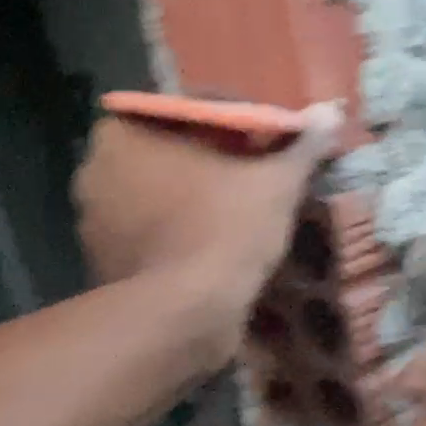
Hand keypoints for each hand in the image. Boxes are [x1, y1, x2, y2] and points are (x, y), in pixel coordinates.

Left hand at [72, 100, 343, 332]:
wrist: (187, 317)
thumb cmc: (224, 233)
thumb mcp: (274, 183)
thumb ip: (300, 146)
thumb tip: (330, 112)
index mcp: (123, 132)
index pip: (188, 108)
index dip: (237, 119)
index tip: (268, 140)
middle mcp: (95, 171)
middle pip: (169, 153)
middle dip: (211, 161)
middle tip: (255, 176)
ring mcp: (95, 223)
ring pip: (158, 198)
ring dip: (194, 201)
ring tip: (238, 215)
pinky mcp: (108, 267)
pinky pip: (152, 238)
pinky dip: (180, 237)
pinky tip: (214, 249)